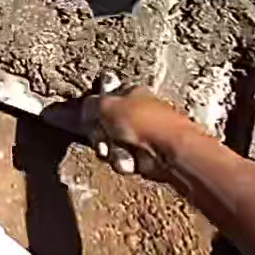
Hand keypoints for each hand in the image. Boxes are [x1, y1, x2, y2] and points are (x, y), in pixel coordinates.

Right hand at [78, 74, 195, 180]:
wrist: (170, 152)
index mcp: (130, 92)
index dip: (92, 110)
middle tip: (102, 140)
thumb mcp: (105, 106)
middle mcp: (136, 111)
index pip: (102, 97)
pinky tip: (130, 161)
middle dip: (99, 136)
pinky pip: (121, 158)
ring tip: (120, 152)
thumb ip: (89, 105)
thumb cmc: (141, 121)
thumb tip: (83, 108)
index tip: (87, 119)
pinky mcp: (144, 155)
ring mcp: (141, 134)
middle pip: (102, 124)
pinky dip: (123, 161)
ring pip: (109, 144)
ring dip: (111, 151)